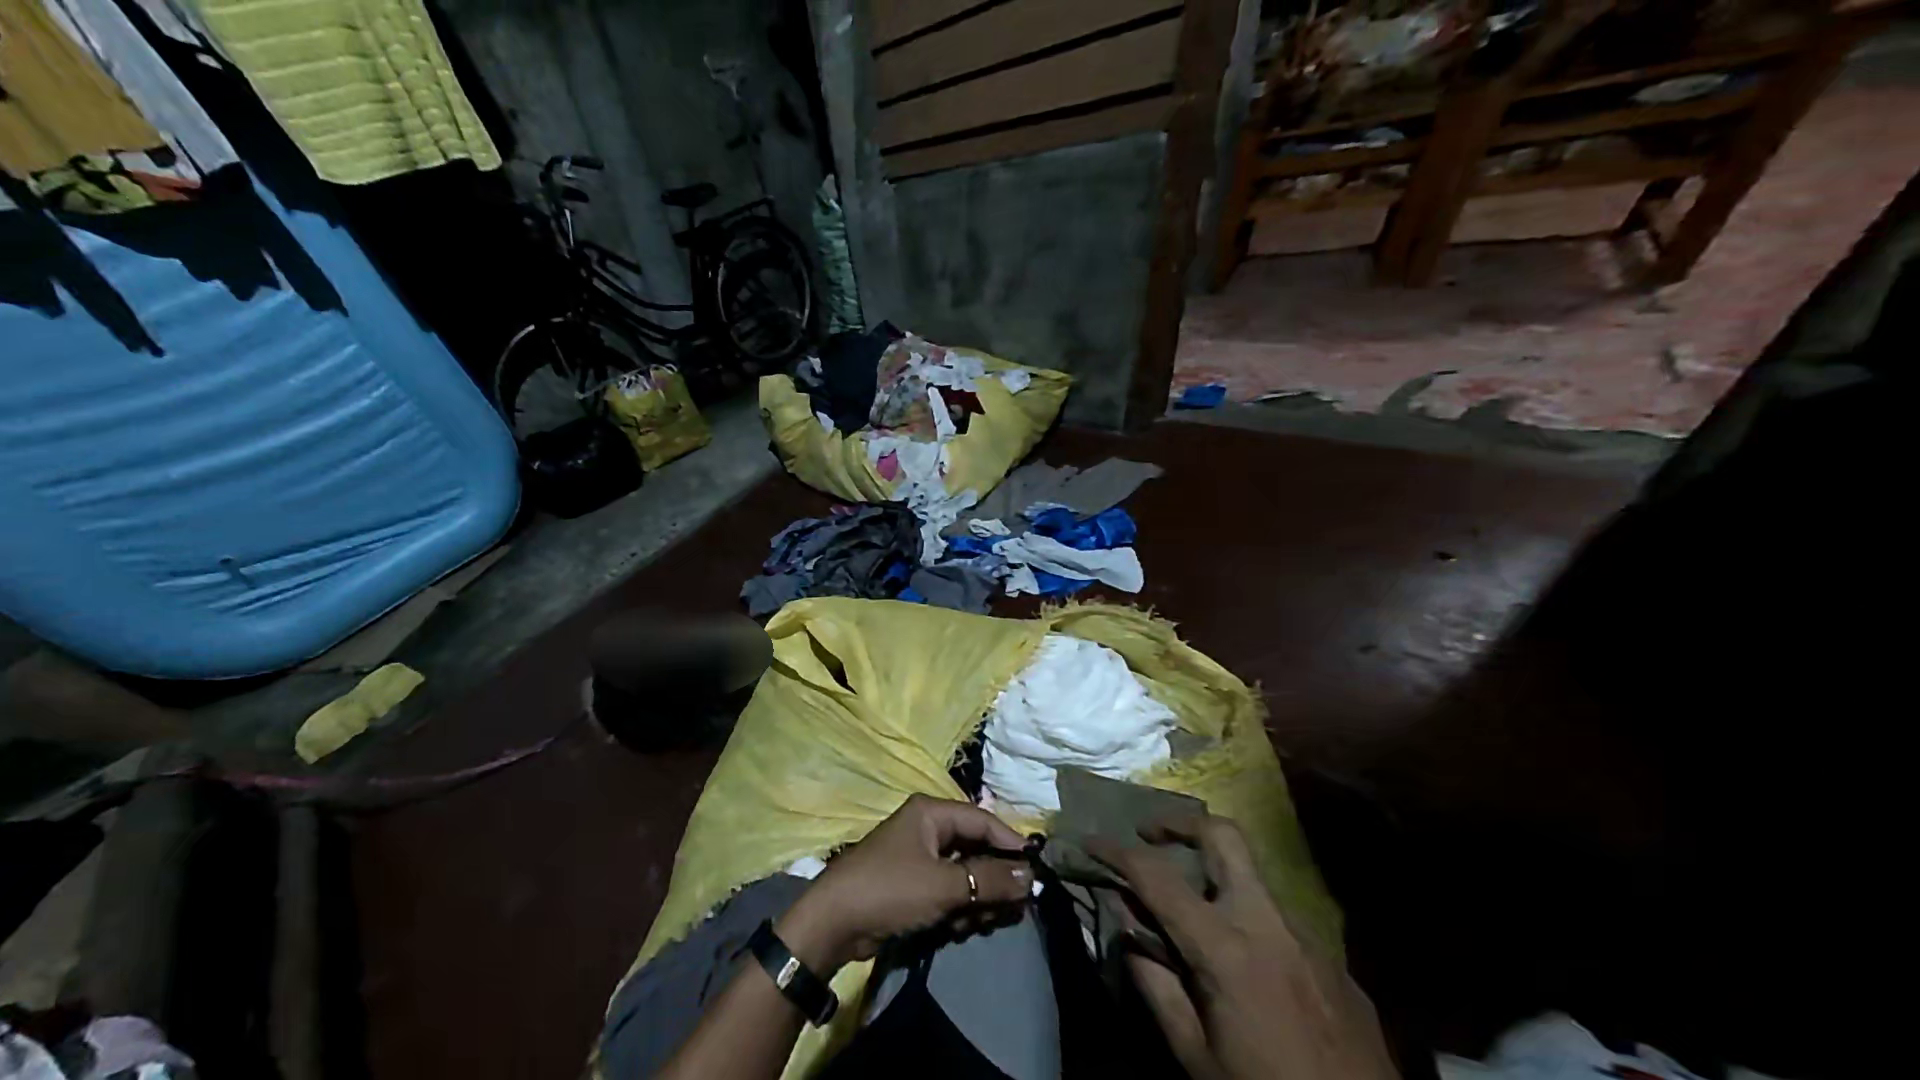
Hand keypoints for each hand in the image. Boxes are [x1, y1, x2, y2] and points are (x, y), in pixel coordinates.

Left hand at [775, 794, 1031, 974]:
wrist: (833, 924)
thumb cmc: (890, 890)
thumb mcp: (945, 886)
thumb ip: (990, 880)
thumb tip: (1032, 876)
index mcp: (932, 813)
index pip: (983, 821)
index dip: (1011, 844)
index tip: (1036, 871)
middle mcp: (927, 829)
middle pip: (976, 849)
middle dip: (992, 881)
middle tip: (1007, 910)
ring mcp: (919, 858)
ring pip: (965, 874)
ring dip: (976, 901)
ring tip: (974, 924)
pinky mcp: (913, 885)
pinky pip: (949, 891)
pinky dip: (958, 909)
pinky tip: (957, 931)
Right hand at [1093, 815, 1398, 1079]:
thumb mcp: (1195, 1055)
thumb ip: (1156, 985)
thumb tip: (1127, 931)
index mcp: (1226, 947)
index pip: (1157, 877)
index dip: (1116, 852)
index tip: (1090, 839)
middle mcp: (1267, 922)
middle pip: (1223, 835)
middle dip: (1180, 822)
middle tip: (1149, 834)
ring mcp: (1306, 933)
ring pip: (1252, 874)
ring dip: (1214, 871)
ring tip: (1188, 903)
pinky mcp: (1332, 955)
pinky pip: (1278, 916)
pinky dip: (1245, 914)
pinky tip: (1241, 959)